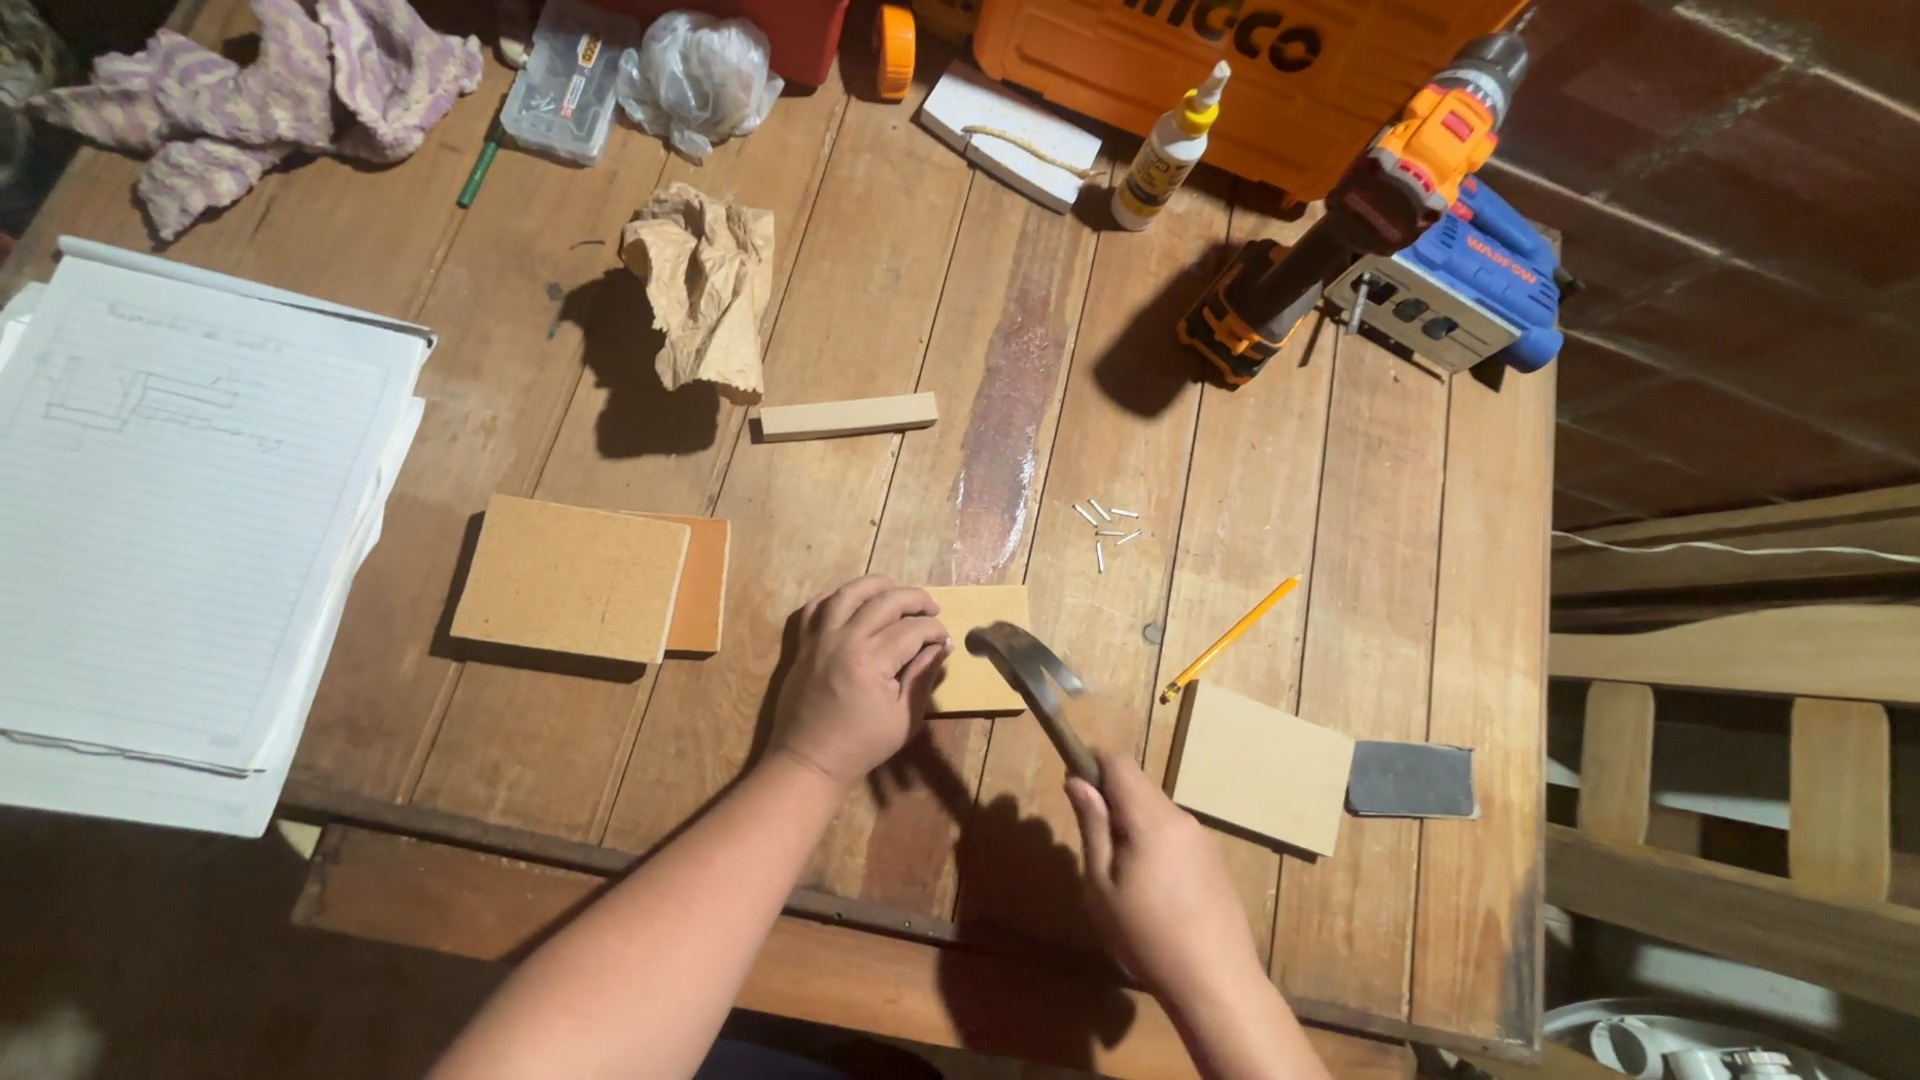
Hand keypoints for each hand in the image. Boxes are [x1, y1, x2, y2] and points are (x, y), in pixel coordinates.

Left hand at [768, 576, 951, 788]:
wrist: (808, 760)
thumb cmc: (862, 745)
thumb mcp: (905, 718)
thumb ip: (923, 677)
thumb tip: (941, 647)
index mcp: (872, 661)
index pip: (913, 629)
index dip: (935, 630)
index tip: (944, 639)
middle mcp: (844, 640)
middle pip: (886, 600)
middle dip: (916, 599)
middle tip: (931, 609)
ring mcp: (819, 639)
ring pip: (849, 592)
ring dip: (877, 585)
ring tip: (896, 590)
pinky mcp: (803, 644)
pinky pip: (816, 606)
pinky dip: (836, 597)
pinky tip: (854, 602)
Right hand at [1065, 750, 1264, 1006]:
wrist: (1217, 984)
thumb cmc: (1147, 937)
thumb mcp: (1101, 886)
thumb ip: (1092, 827)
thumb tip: (1077, 781)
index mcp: (1151, 819)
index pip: (1119, 762)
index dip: (1092, 764)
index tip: (1075, 790)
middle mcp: (1180, 818)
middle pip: (1139, 784)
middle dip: (1111, 798)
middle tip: (1095, 843)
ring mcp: (1202, 838)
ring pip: (1157, 809)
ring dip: (1133, 821)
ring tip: (1122, 873)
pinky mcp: (1214, 859)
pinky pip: (1175, 832)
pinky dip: (1155, 840)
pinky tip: (1153, 888)